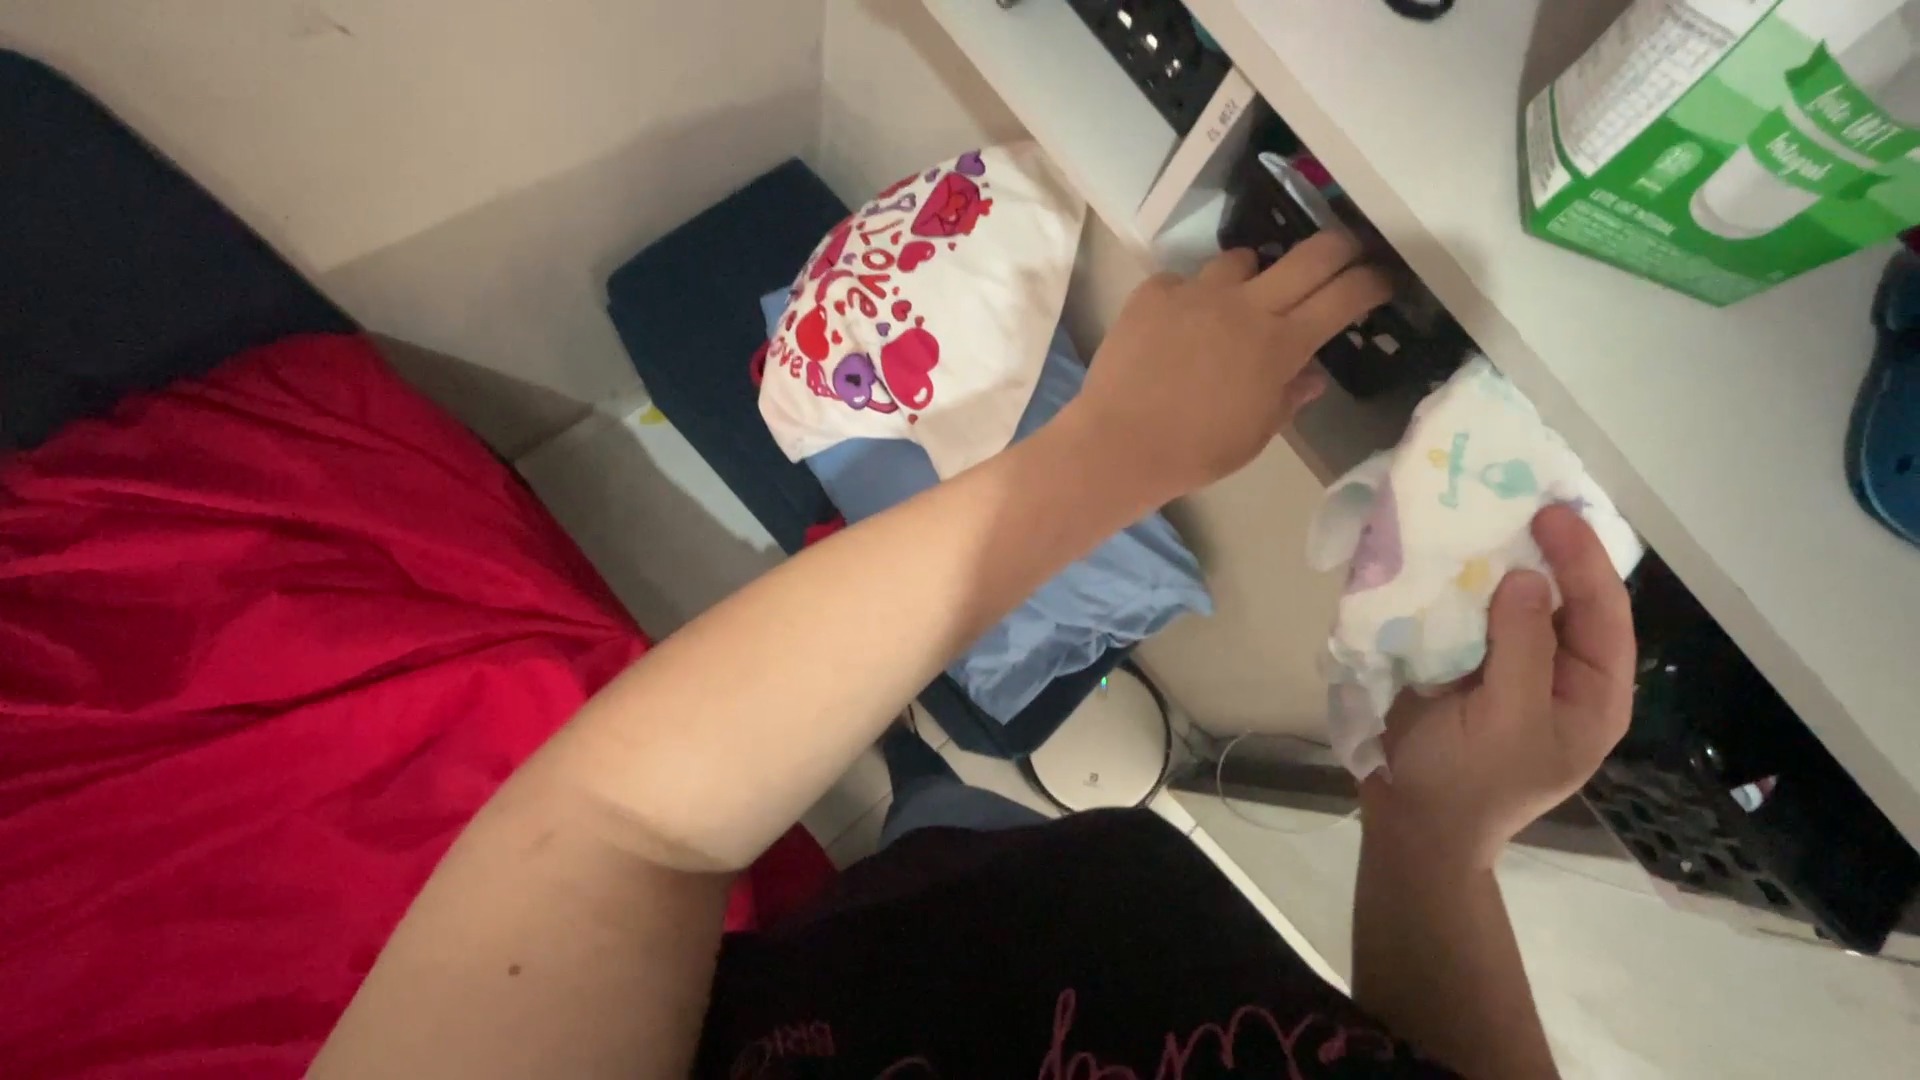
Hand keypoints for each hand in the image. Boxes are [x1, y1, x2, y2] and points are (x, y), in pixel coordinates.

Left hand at [1067, 233, 1390, 500]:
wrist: (1119, 445)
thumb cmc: (1195, 451)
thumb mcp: (1255, 434)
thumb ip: (1289, 397)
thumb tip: (1312, 374)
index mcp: (1280, 344)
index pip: (1347, 295)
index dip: (1374, 282)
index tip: (1382, 280)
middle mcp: (1245, 305)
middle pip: (1313, 252)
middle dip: (1340, 248)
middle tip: (1341, 259)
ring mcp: (1196, 293)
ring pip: (1242, 259)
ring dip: (1252, 276)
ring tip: (1239, 301)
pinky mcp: (1153, 293)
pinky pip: (1182, 280)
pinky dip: (1189, 297)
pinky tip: (1178, 324)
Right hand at [1362, 505, 1636, 870]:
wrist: (1410, 819)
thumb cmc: (1467, 779)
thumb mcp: (1506, 719)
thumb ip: (1521, 649)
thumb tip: (1526, 579)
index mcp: (1589, 695)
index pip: (1602, 615)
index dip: (1582, 561)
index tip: (1550, 514)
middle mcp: (1554, 675)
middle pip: (1563, 604)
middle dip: (1546, 555)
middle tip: (1517, 504)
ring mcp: (1504, 670)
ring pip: (1511, 607)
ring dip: (1495, 568)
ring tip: (1479, 522)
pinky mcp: (1458, 668)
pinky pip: (1465, 621)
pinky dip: (1454, 591)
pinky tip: (1439, 564)